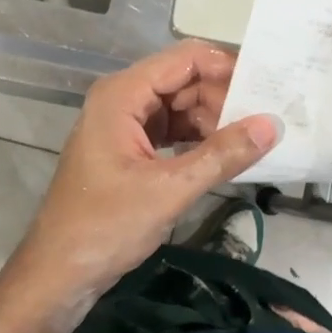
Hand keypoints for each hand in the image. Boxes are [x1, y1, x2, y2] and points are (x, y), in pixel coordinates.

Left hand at [1, 41, 279, 315]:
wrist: (59, 272)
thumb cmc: (105, 227)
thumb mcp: (169, 190)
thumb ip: (221, 155)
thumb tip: (272, 125)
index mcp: (122, 95)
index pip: (185, 60)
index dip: (228, 67)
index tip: (270, 86)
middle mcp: (121, 99)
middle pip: (184, 80)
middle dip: (225, 97)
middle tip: (270, 119)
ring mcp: (123, 125)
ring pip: (180, 107)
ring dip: (214, 120)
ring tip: (255, 139)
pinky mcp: (129, 150)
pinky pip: (172, 131)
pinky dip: (198, 140)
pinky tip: (227, 155)